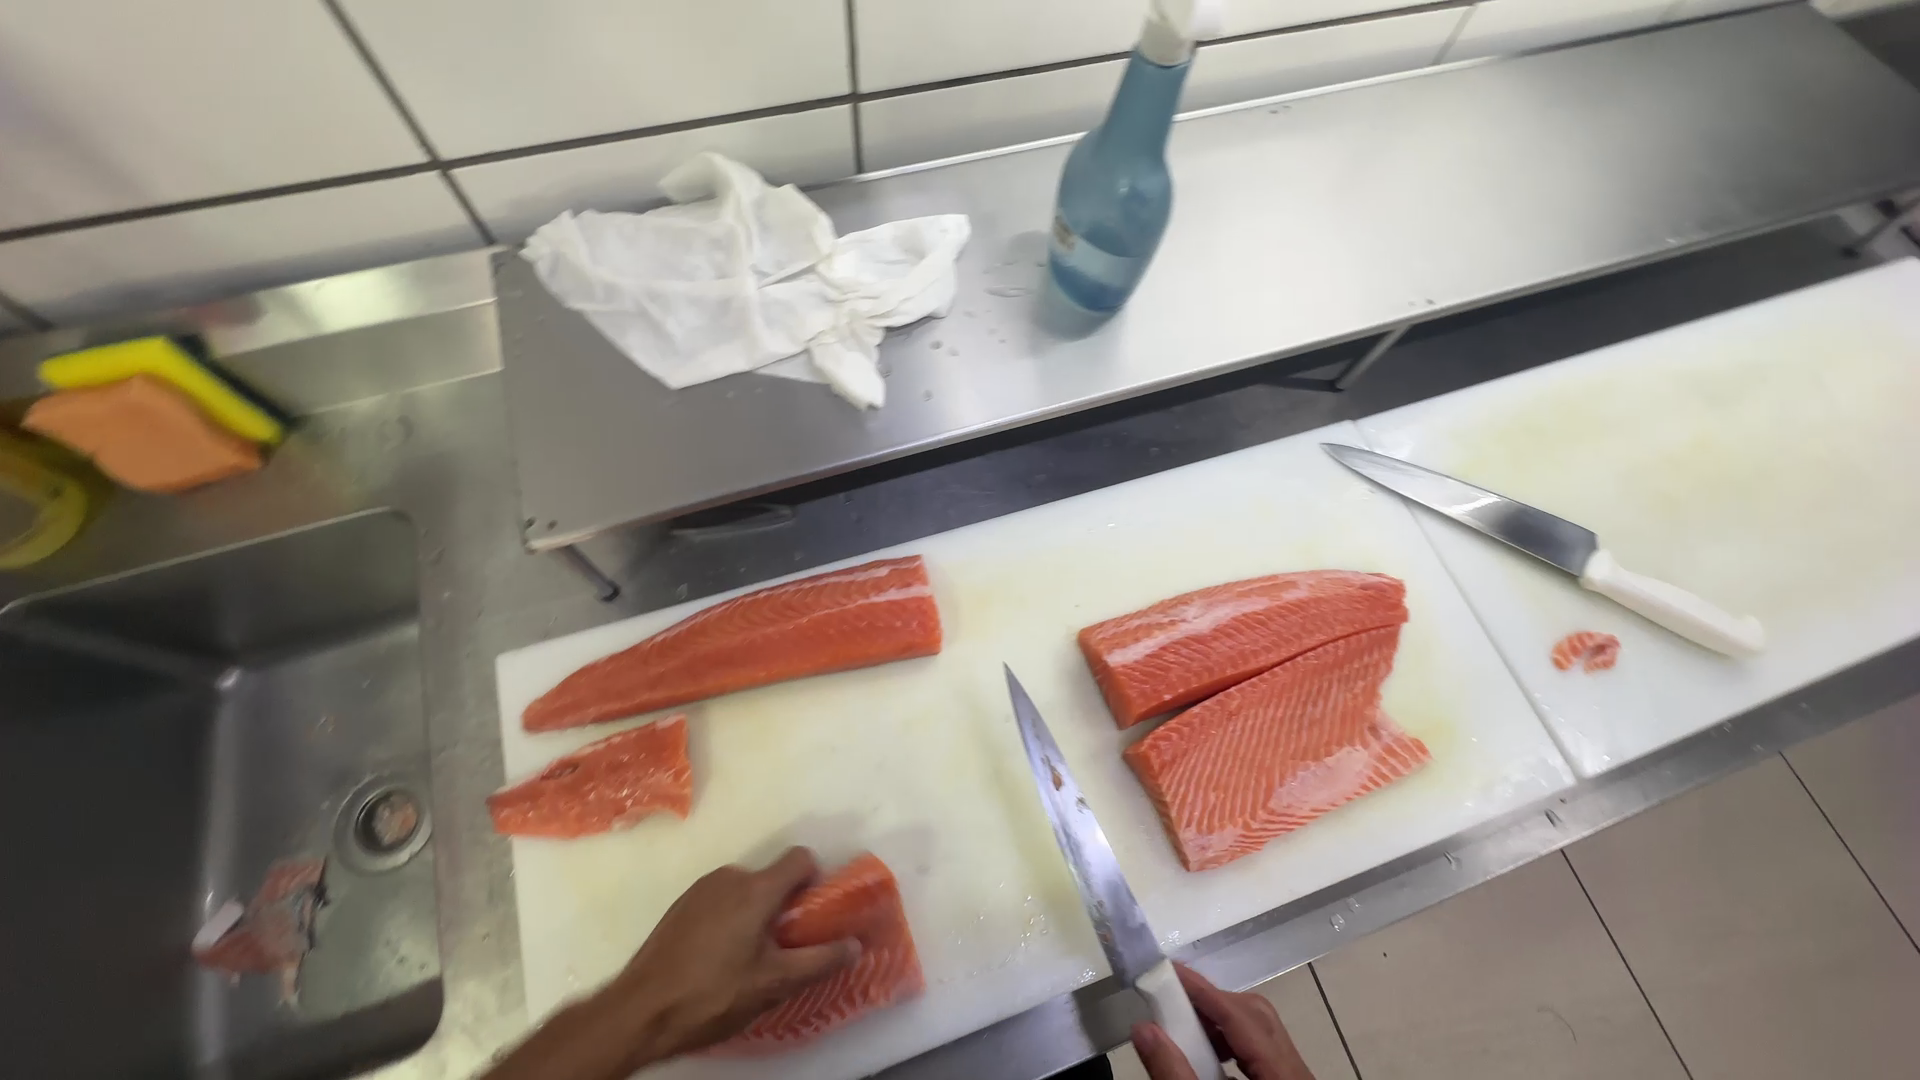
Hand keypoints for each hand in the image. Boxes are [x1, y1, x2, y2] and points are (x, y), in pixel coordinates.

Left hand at [482, 847, 858, 1079]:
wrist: (638, 1012)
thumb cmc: (713, 995)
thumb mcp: (773, 985)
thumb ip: (818, 961)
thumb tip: (855, 944)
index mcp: (757, 889)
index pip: (800, 858)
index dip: (814, 880)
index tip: (812, 914)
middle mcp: (731, 877)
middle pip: (772, 878)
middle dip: (783, 906)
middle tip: (780, 948)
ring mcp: (701, 888)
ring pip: (745, 890)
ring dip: (754, 914)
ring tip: (746, 959)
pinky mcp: (680, 905)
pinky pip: (720, 900)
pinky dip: (728, 919)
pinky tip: (717, 958)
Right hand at [1132, 963, 1315, 1079]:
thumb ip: (1174, 1072)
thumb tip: (1142, 1027)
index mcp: (1284, 1075)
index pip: (1240, 1016)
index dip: (1201, 990)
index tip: (1165, 969)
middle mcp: (1296, 1071)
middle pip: (1256, 1015)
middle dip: (1211, 1003)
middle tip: (1169, 999)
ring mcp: (1293, 1077)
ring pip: (1259, 1030)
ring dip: (1218, 1022)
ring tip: (1181, 1028)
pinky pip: (1260, 1051)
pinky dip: (1229, 1044)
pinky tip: (1204, 1056)